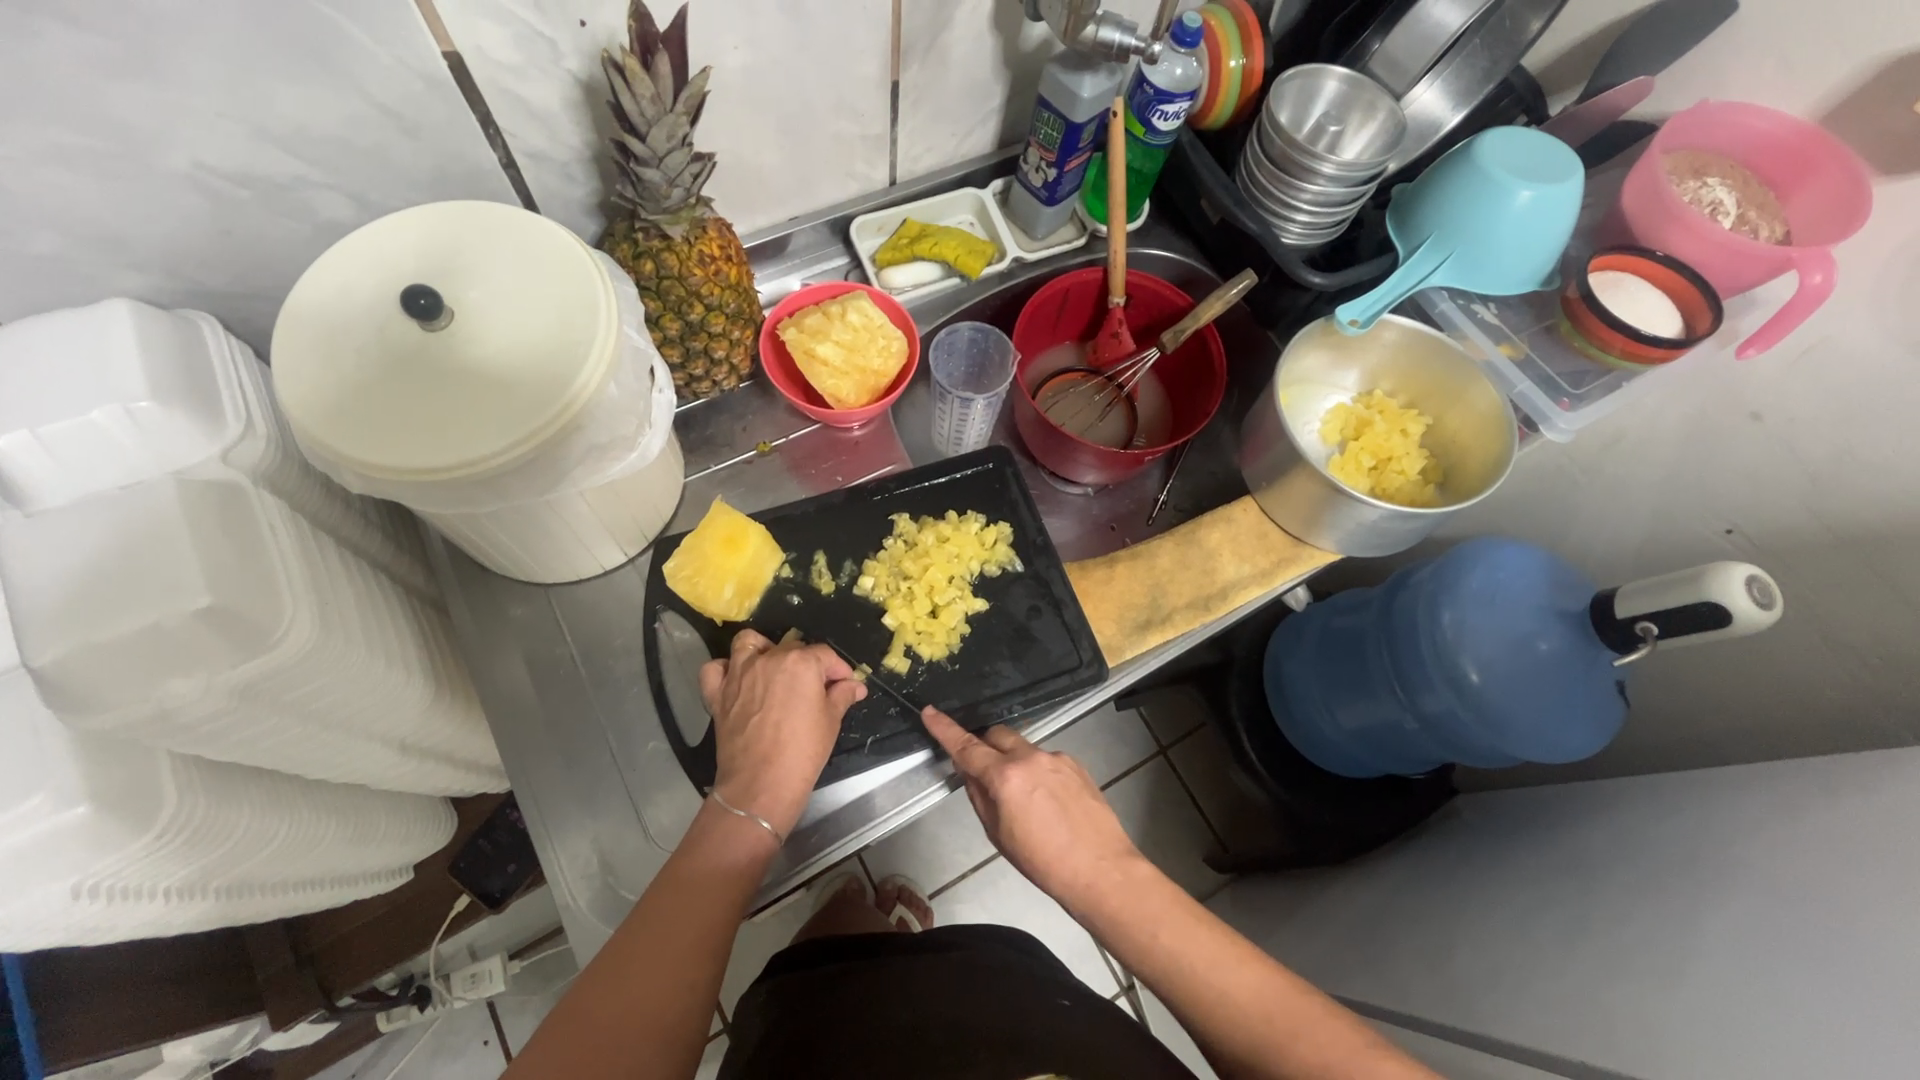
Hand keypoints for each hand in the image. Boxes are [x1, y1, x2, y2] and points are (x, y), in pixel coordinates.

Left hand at [700, 629, 866, 835]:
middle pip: (791, 649)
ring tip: (773, 668)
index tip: (845, 685)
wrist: (761, 784)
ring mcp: (739, 675)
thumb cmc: (803, 751)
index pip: (825, 655)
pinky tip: (737, 679)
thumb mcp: (831, 721)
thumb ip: (842, 695)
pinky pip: (714, 669)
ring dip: (762, 649)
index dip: (838, 670)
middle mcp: (768, 660)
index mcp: (800, 662)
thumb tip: (855, 685)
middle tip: (816, 689)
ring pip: (748, 644)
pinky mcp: (718, 694)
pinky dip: (724, 669)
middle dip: (808, 664)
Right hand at [922, 706, 1146, 914]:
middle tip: (983, 772)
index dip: (944, 729)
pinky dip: (1038, 773)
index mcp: (1005, 777)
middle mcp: (1030, 758)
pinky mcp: (1076, 765)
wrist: (1101, 869)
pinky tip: (1049, 803)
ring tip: (1025, 802)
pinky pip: (1046, 760)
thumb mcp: (998, 834)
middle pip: (997, 735)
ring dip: (1014, 762)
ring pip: (1023, 748)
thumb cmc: (1043, 861)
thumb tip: (971, 773)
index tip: (929, 712)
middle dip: (984, 746)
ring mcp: (1056, 758)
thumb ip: (980, 796)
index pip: (966, 747)